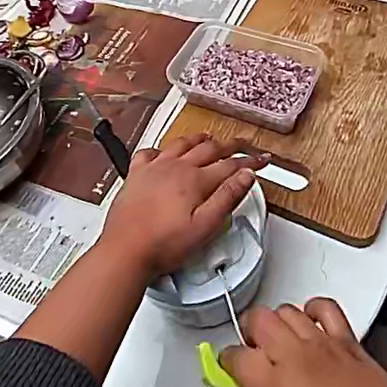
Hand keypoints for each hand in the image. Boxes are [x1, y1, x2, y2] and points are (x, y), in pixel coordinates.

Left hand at [98, 133, 258, 276]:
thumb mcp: (205, 227)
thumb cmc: (161, 244)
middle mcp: (173, 168)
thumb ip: (227, 198)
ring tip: (209, 137)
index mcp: (193, 180)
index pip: (229, 165)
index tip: (261, 160)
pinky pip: (150, 153)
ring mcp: (153, 169)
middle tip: (241, 145)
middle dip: (229, 145)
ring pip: (180, 144)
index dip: (249, 162)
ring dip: (198, 139)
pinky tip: (163, 152)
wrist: (125, 249)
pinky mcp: (135, 175)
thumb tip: (245, 177)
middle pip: (208, 149)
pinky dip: (161, 148)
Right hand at [221, 298, 386, 386]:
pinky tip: (312, 327)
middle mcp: (298, 359)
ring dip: (278, 324)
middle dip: (249, 335)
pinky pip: (326, 309)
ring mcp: (327, 348)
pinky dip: (314, 311)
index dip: (228, 365)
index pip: (234, 356)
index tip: (232, 373)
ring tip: (281, 343)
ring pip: (286, 310)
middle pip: (257, 320)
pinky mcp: (353, 346)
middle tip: (254, 356)